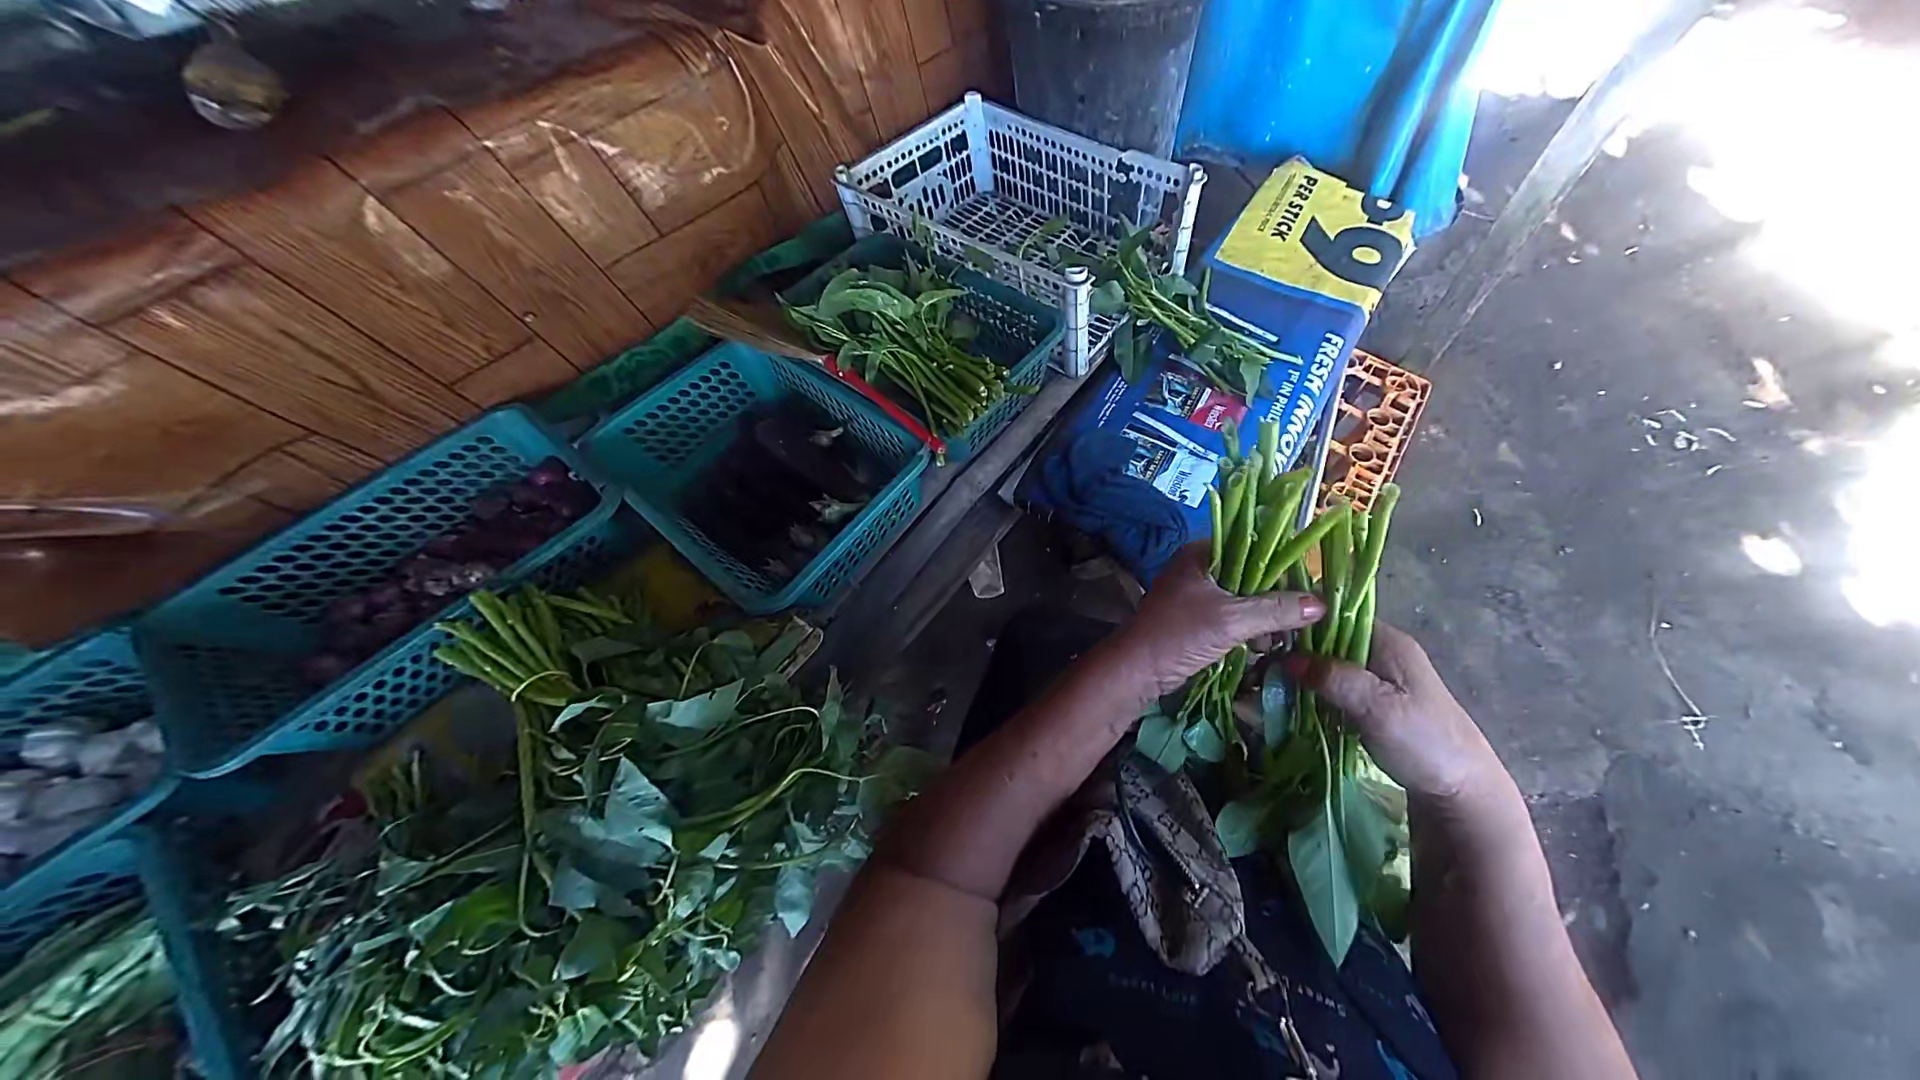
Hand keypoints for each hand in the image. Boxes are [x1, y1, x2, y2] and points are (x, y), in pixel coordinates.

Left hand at [1114, 543, 1326, 697]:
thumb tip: (1322, 604)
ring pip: (1244, 598)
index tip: (1311, 589)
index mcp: (1202, 553)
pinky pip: (1233, 617)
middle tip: (1298, 621)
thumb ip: (1276, 610)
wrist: (1136, 670)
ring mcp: (1196, 594)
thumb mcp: (1231, 620)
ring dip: (1264, 618)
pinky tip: (1261, 646)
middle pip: (1253, 574)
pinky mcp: (1196, 618)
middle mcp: (1199, 567)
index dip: (1284, 566)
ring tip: (1277, 639)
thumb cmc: (1178, 635)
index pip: (1255, 547)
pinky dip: (1249, 629)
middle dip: (1275, 599)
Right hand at [1285, 622, 1510, 807]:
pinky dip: (1309, 689)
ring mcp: (1375, 676)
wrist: (1462, 793)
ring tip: (1264, 681)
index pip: (1333, 613)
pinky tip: (1287, 698)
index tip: (1264, 636)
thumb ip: (1333, 677)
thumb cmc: (1424, 743)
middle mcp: (1380, 651)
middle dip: (1293, 649)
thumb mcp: (1377, 707)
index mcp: (1387, 641)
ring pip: (1324, 662)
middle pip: (1325, 637)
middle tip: (1258, 665)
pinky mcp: (1369, 699)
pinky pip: (1329, 684)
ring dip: (1298, 671)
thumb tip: (1287, 658)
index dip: (1298, 620)